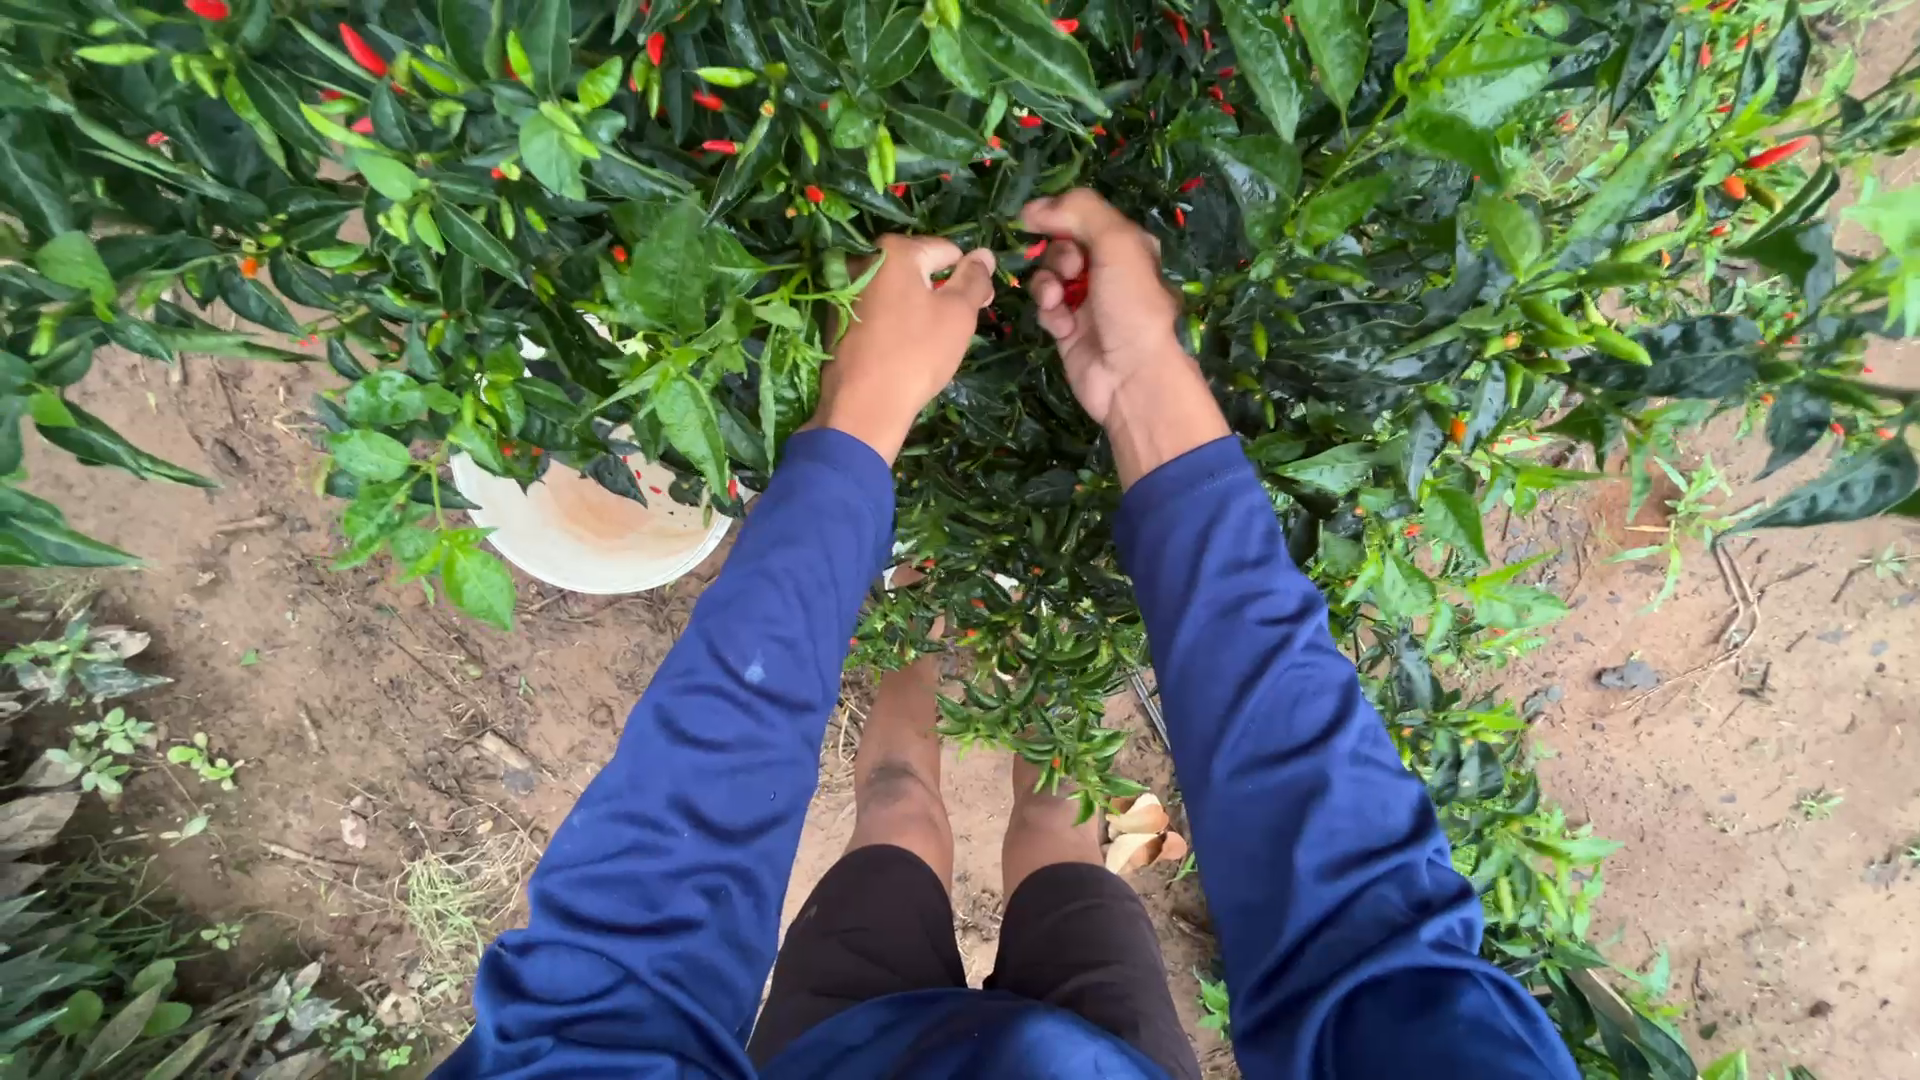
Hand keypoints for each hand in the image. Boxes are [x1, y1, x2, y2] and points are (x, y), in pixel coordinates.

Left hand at [808, 234, 995, 463]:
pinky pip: (879, 312)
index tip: (977, 309)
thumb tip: (985, 254)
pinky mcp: (837, 320)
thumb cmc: (916, 355)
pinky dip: (895, 325)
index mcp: (895, 251)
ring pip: (898, 293)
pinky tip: (901, 352)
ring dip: (918, 310)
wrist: (864, 407)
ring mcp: (846, 291)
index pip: (948, 252)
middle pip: (920, 270)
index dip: (968, 279)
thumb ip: (975, 280)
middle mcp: (864, 261)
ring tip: (928, 345)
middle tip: (953, 332)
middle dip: (941, 294)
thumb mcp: (958, 314)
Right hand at [1021, 190, 1227, 486]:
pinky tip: (1063, 326)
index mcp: (1126, 245)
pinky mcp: (1067, 329)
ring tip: (1060, 300)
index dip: (1059, 216)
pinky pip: (1046, 308)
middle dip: (1058, 255)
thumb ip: (1079, 211)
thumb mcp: (1116, 242)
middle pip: (1061, 245)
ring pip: (1048, 276)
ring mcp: (1086, 302)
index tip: (1035, 219)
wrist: (1131, 375)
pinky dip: (1050, 313)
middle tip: (1071, 271)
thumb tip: (1031, 208)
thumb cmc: (1132, 304)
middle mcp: (1106, 270)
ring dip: (1047, 284)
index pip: (1083, 216)